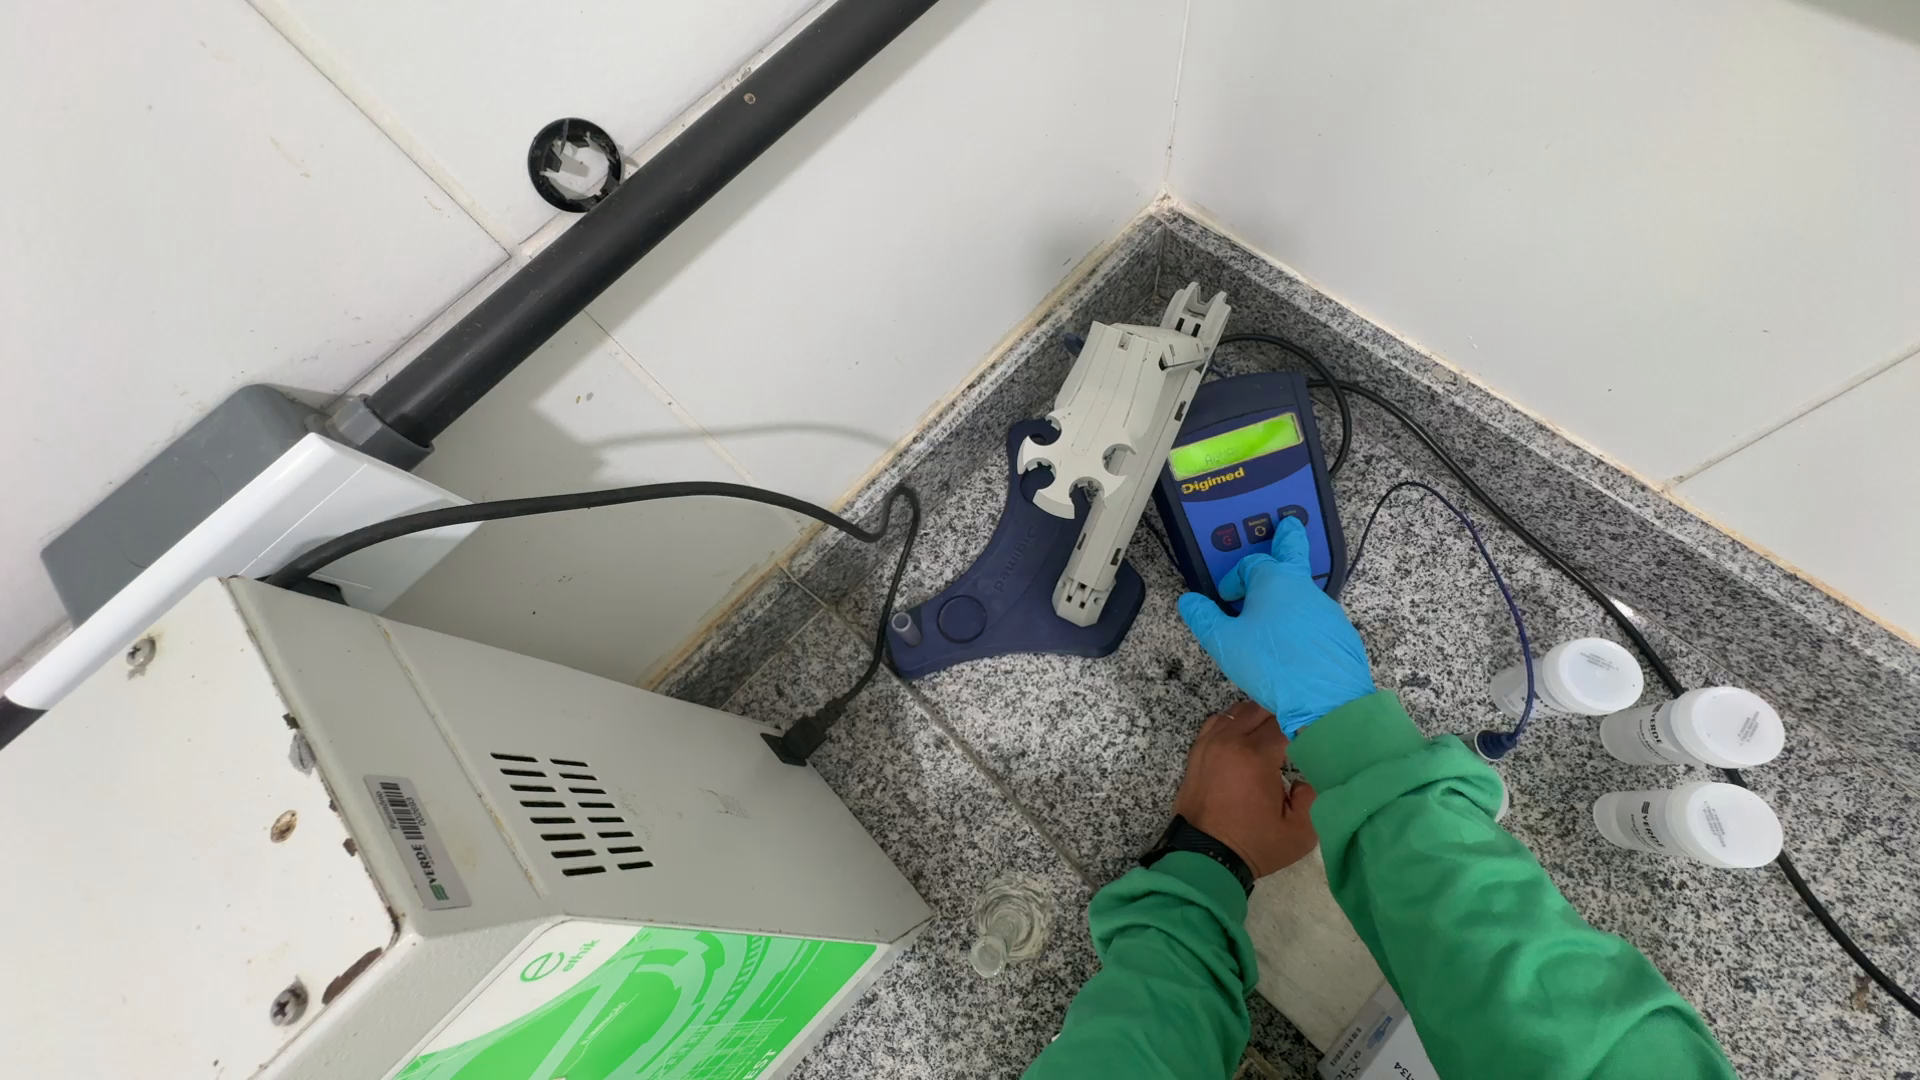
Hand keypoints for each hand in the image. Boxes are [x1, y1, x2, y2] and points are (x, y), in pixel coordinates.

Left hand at [1174, 702, 1318, 877]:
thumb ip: (1313, 797)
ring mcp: (1209, 742)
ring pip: (1238, 712)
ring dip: (1257, 717)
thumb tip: (1307, 776)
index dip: (1302, 726)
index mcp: (1255, 756)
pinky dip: (1234, 722)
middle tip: (1298, 732)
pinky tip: (1247, 736)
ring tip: (1275, 733)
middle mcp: (1229, 741)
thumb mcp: (1299, 831)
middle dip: (1281, 718)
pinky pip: (1217, 721)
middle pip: (1261, 711)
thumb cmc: (1254, 844)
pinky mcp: (1197, 750)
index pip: (1284, 723)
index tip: (1315, 734)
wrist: (1205, 854)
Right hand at [1177, 516, 1373, 735]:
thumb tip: (1189, 600)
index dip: (1233, 577)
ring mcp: (1328, 612)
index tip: (1224, 597)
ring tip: (1271, 617)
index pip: (1251, 563)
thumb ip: (1203, 617)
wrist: (1327, 703)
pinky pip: (1316, 620)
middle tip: (1288, 525)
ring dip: (1286, 596)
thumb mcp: (1224, 641)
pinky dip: (1301, 624)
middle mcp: (1305, 589)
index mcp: (1276, 581)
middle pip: (1293, 557)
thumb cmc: (1272, 665)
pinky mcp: (1340, 636)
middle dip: (1288, 539)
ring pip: (1302, 593)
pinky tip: (1291, 648)